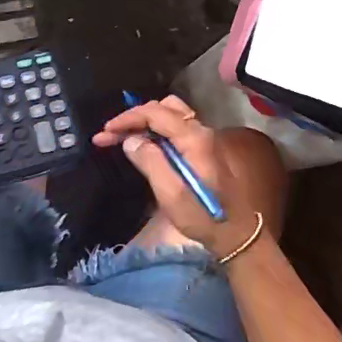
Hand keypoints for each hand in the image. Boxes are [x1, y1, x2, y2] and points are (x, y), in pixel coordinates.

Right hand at [94, 95, 260, 257]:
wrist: (236, 233)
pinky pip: (176, 129)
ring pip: (171, 116)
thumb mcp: (171, 194)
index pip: (155, 113)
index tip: (105, 132)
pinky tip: (143, 143)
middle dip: (134, 117)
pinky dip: (156, 130)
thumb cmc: (203, 217)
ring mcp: (204, 140)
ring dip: (145, 121)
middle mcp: (201, 131)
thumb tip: (131, 140)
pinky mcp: (203, 151)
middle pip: (164, 108)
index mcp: (194, 138)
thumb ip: (150, 162)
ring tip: (123, 136)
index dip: (127, 119)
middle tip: (110, 135)